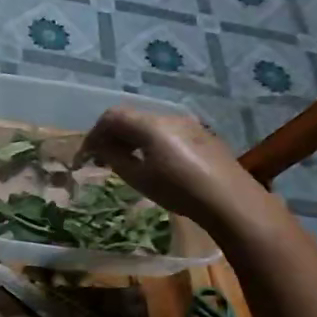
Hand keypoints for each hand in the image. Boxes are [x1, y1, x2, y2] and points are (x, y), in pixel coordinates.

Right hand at [80, 106, 271, 229]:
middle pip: (130, 117)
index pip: (111, 117)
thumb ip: (115, 158)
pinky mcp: (201, 135)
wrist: (231, 200)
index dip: (94, 135)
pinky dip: (150, 142)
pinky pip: (166, 131)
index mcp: (149, 124)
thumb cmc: (180, 191)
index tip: (86, 158)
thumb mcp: (139, 178)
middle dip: (111, 135)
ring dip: (131, 138)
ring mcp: (188, 124)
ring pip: (149, 124)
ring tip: (126, 163)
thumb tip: (100, 147)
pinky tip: (154, 164)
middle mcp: (168, 116)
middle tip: (101, 160)